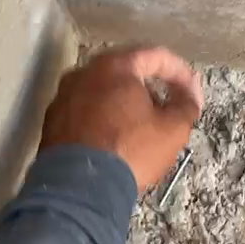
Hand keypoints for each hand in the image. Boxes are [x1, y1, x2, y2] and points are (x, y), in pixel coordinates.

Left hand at [39, 46, 202, 192]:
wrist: (79, 188)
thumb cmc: (131, 151)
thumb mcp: (172, 129)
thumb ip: (187, 102)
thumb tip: (191, 89)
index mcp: (115, 66)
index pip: (155, 55)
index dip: (180, 72)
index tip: (191, 92)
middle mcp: (83, 72)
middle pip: (126, 70)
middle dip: (151, 86)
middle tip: (168, 107)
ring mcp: (63, 95)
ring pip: (103, 89)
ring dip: (125, 102)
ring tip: (141, 125)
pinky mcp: (52, 120)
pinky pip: (85, 109)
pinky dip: (103, 116)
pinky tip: (114, 138)